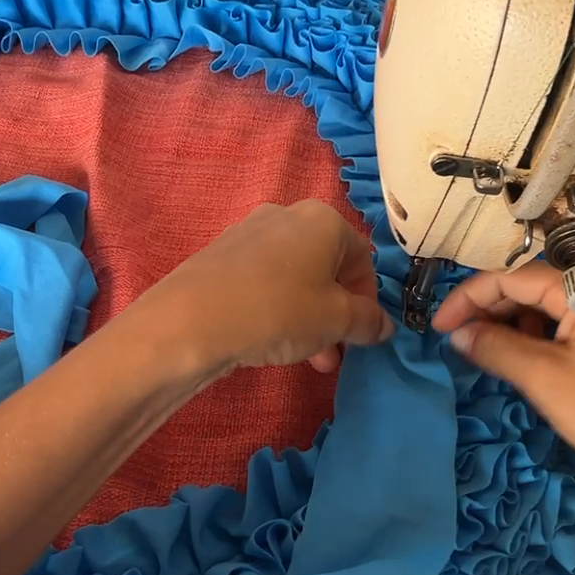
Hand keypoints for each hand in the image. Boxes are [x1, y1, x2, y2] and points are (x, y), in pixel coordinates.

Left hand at [130, 200, 393, 379]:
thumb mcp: (335, 321)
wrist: (192, 320)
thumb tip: (383, 324)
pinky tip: (269, 342)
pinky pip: (264, 281)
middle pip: (326, 268)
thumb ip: (367, 320)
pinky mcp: (221, 256)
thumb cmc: (278, 310)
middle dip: (336, 315)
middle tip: (334, 355)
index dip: (368, 299)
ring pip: (295, 278)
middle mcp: (287, 215)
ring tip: (307, 360)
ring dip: (309, 318)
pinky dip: (277, 309)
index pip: (363, 258)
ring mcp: (249, 233)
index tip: (361, 334)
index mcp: (322, 219)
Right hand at [432, 263, 574, 510]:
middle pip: (536, 287)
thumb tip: (458, 334)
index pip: (514, 277)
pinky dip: (546, 340)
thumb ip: (495, 348)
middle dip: (493, 311)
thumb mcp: (546, 381)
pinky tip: (532, 366)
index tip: (439, 329)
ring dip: (518, 326)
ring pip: (557, 308)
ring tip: (492, 357)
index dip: (470, 299)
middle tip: (461, 343)